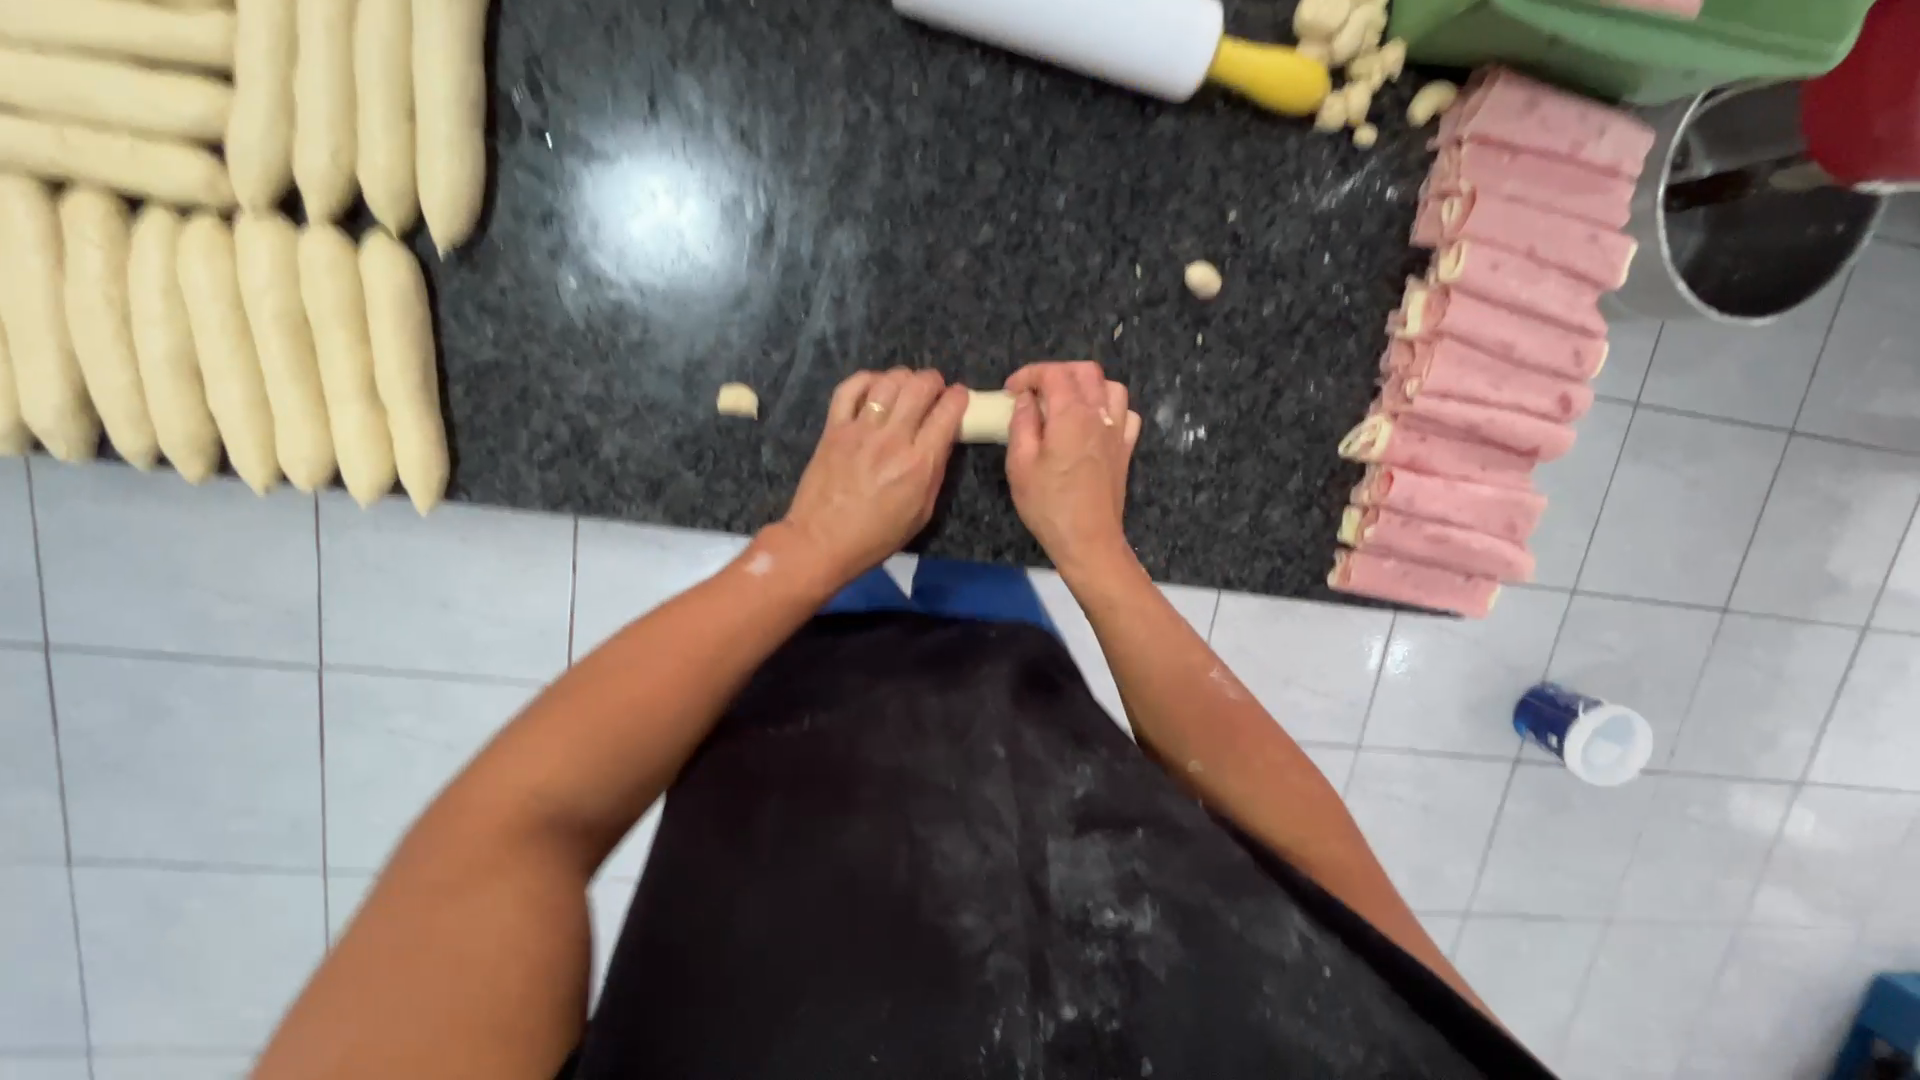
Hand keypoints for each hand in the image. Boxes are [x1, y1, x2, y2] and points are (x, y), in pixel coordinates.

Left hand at [778, 368, 968, 586]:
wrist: (821, 543)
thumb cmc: (876, 537)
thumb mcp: (921, 513)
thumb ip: (935, 473)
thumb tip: (943, 440)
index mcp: (919, 464)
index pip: (947, 412)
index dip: (959, 398)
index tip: (960, 397)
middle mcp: (892, 440)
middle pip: (920, 387)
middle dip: (934, 381)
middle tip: (934, 390)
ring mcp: (860, 430)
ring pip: (888, 382)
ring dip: (904, 377)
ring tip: (907, 386)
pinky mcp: (834, 429)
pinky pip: (849, 389)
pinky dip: (866, 380)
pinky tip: (875, 387)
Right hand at [1003, 361, 1142, 573]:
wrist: (1088, 539)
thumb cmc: (1048, 505)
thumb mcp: (1020, 464)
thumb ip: (1022, 424)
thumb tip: (1026, 400)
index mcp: (1071, 414)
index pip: (1053, 373)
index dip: (1029, 374)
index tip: (1011, 390)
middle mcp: (1100, 414)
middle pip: (1086, 371)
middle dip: (1058, 372)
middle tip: (1035, 392)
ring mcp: (1118, 431)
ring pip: (1110, 387)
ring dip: (1086, 386)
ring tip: (1065, 403)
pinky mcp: (1126, 450)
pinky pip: (1126, 414)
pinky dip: (1109, 408)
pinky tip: (1093, 423)